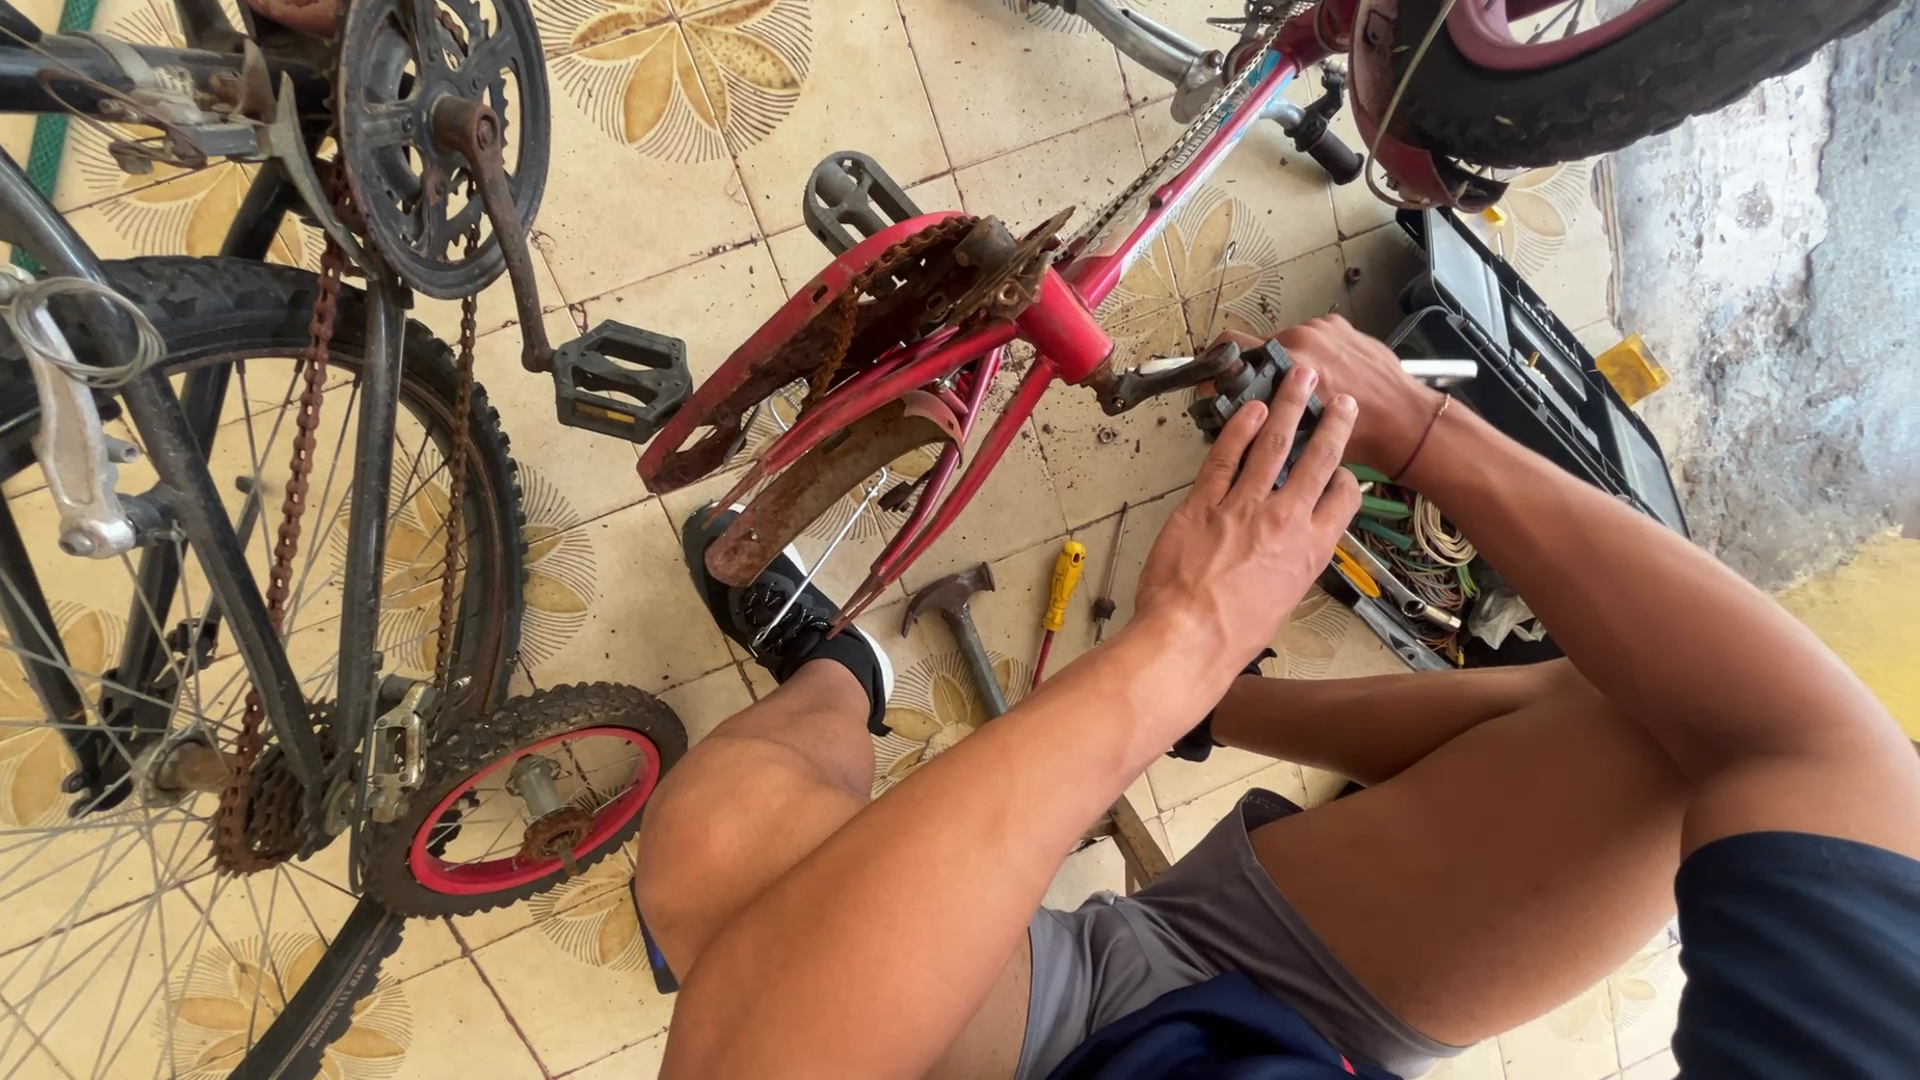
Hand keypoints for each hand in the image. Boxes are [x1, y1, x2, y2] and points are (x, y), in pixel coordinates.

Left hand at [1133, 364, 1361, 676]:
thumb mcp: (1280, 604)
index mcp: (1310, 550)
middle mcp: (1284, 521)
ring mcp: (1243, 507)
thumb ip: (1287, 569)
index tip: (1343, 469)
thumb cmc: (1231, 633)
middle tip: (1342, 399)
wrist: (1191, 636)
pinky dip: (1238, 431)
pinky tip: (1250, 411)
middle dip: (1332, 424)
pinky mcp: (1203, 504)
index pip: (1343, 500)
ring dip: (1289, 408)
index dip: (1346, 480)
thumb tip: (1280, 556)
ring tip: (1299, 382)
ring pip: (1273, 446)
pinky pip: (1224, 458)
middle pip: (1317, 460)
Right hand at [1219, 315, 1441, 473]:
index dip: (1217, 369)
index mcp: (1290, 363)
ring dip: (1287, 364)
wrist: (1405, 422)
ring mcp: (1324, 328)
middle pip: (1258, 348)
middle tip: (1269, 395)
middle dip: (1257, 371)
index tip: (1215, 381)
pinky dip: (1312, 355)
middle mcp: (1304, 337)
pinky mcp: (1340, 326)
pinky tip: (1324, 377)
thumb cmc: (1357, 434)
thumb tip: (1231, 414)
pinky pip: (1311, 337)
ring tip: (1302, 390)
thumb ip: (1259, 419)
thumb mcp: (1294, 436)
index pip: (1229, 348)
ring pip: (1285, 343)